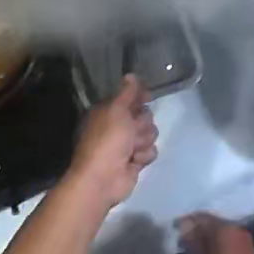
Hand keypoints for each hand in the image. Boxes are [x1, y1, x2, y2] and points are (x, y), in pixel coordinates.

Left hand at [68, 75, 157, 207]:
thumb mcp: (116, 110)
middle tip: (132, 132)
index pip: (130, 97)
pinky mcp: (135, 160)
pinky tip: (134, 161)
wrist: (103, 178)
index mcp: (108, 112)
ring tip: (131, 150)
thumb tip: (131, 75)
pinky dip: (144, 156)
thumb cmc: (107, 141)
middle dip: (142, 124)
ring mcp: (126, 144)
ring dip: (143, 141)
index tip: (147, 97)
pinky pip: (151, 151)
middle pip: (145, 116)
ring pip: (150, 133)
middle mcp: (117, 126)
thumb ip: (127, 93)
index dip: (140, 97)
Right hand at [177, 212, 253, 253]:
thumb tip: (185, 223)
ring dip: (207, 236)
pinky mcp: (249, 247)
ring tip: (195, 249)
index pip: (201, 215)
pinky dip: (218, 242)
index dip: (186, 221)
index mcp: (224, 228)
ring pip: (221, 230)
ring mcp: (245, 236)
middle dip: (197, 229)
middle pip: (212, 221)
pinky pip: (229, 238)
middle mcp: (236, 227)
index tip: (174, 231)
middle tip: (183, 242)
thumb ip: (193, 242)